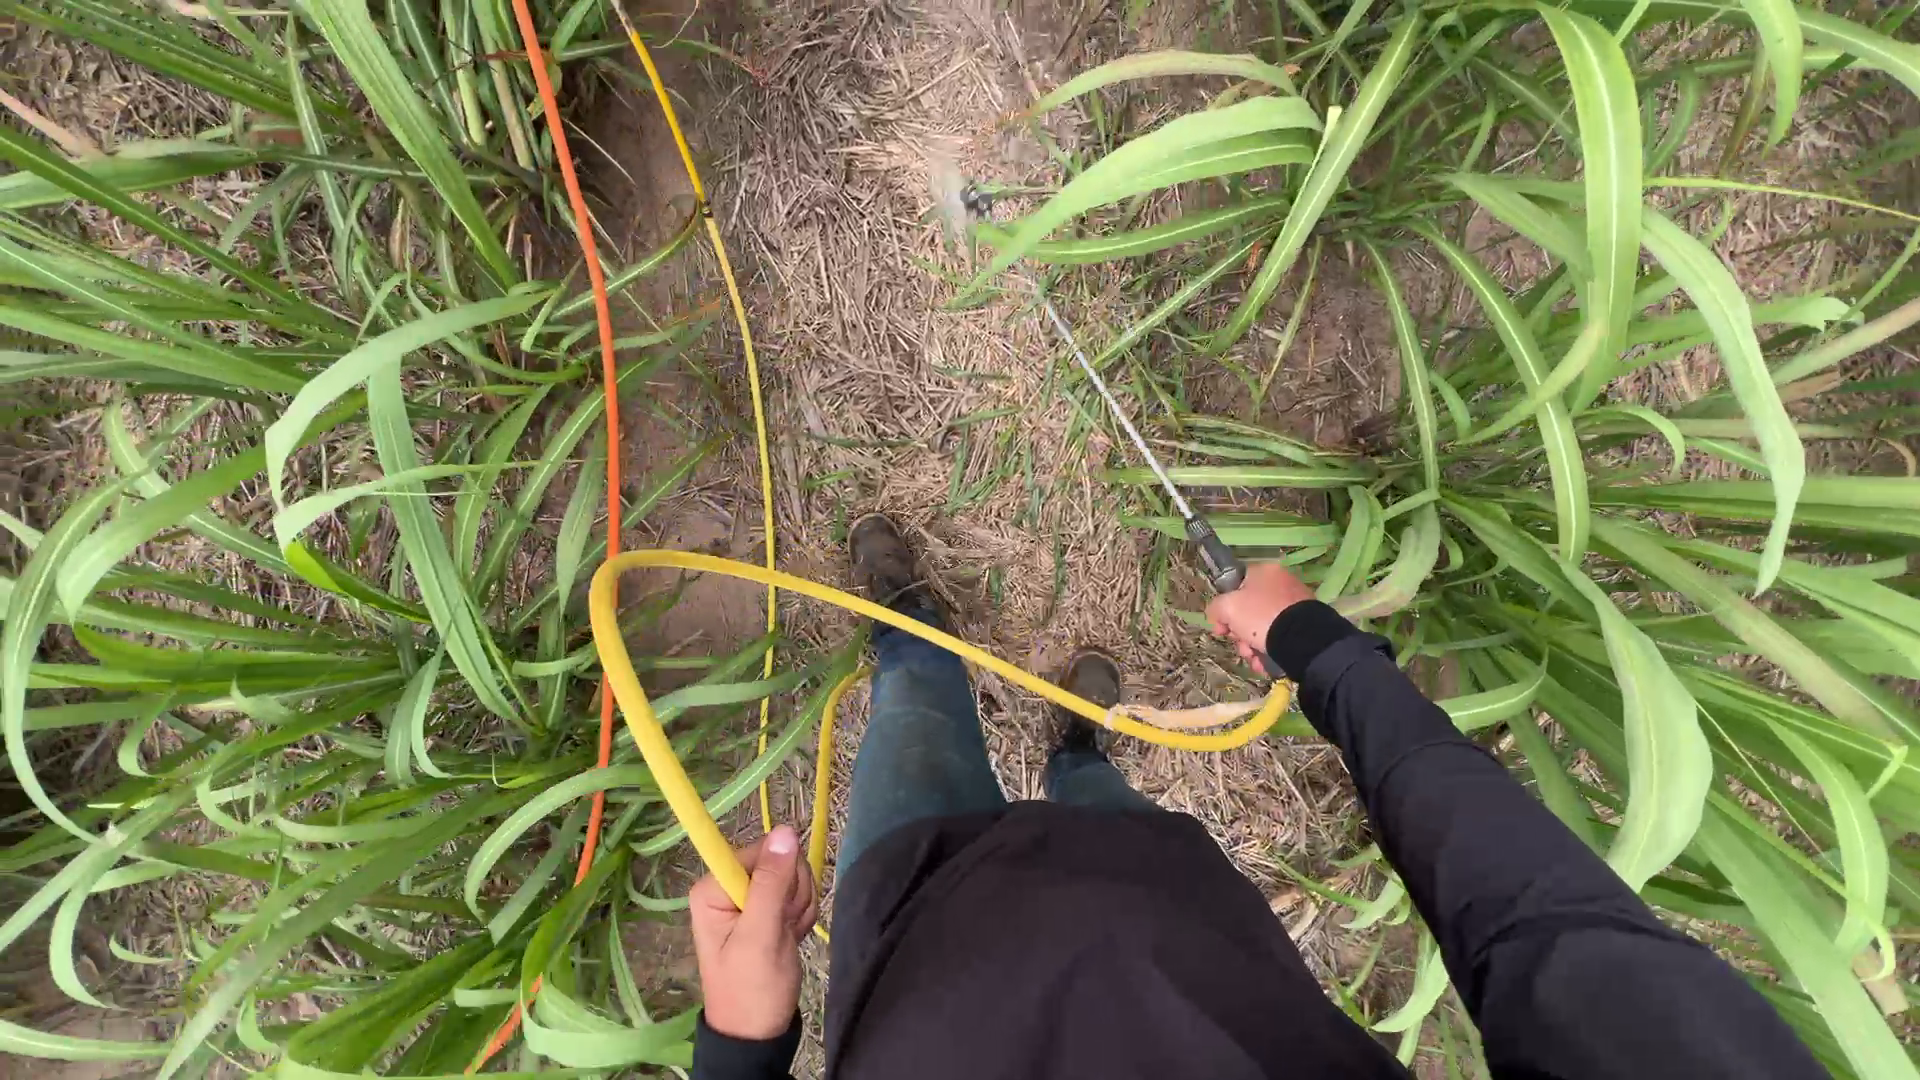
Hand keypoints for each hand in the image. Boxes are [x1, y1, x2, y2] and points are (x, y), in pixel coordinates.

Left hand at [689, 825, 817, 1039]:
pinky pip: (799, 889)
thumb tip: (785, 830)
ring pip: (794, 873)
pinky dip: (802, 913)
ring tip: (785, 934)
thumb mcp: (759, 936)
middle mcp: (729, 883)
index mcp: (714, 886)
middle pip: (780, 859)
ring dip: (798, 904)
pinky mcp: (769, 903)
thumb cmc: (752, 989)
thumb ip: (772, 882)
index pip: (761, 849)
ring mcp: (749, 893)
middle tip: (782, 926)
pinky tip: (790, 933)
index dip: (779, 874)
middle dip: (791, 892)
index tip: (776, 908)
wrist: (760, 1030)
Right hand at [1205, 562, 1313, 668]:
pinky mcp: (1306, 625)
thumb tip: (1218, 616)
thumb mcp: (1226, 608)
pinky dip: (1270, 649)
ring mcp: (1296, 604)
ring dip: (1252, 645)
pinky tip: (1264, 662)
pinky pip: (1279, 635)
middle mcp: (1282, 584)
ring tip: (1253, 658)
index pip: (1235, 587)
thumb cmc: (1260, 616)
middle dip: (1239, 633)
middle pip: (1248, 610)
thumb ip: (1215, 608)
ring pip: (1263, 626)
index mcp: (1264, 572)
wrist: (1302, 640)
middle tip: (1239, 645)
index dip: (1224, 609)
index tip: (1222, 627)